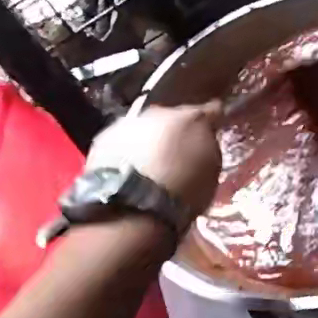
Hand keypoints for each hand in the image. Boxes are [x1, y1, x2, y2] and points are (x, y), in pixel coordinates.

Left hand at [85, 102, 223, 218]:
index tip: (214, 127)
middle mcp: (160, 112)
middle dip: (175, 131)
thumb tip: (205, 138)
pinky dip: (126, 150)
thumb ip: (207, 147)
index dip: (212, 119)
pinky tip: (128, 168)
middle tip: (177, 152)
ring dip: (148, 140)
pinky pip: (121, 140)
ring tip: (149, 163)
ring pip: (144, 127)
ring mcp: (129, 123)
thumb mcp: (211, 171)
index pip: (210, 111)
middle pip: (172, 117)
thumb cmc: (182, 192)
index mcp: (192, 119)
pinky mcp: (103, 138)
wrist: (133, 206)